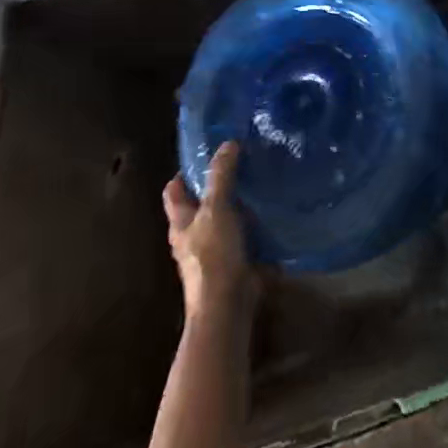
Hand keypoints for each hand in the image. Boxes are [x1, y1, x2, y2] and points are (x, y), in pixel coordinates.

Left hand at [163, 141, 254, 315]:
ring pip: (225, 220)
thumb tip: (228, 143)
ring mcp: (213, 251)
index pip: (174, 190)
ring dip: (240, 205)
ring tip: (261, 183)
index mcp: (180, 221)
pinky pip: (244, 237)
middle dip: (218, 186)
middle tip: (243, 164)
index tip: (209, 154)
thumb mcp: (217, 208)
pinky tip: (273, 213)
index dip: (186, 172)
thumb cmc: (214, 254)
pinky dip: (255, 226)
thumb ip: (221, 176)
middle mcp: (193, 236)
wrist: (228, 304)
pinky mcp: (235, 262)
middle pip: (201, 205)